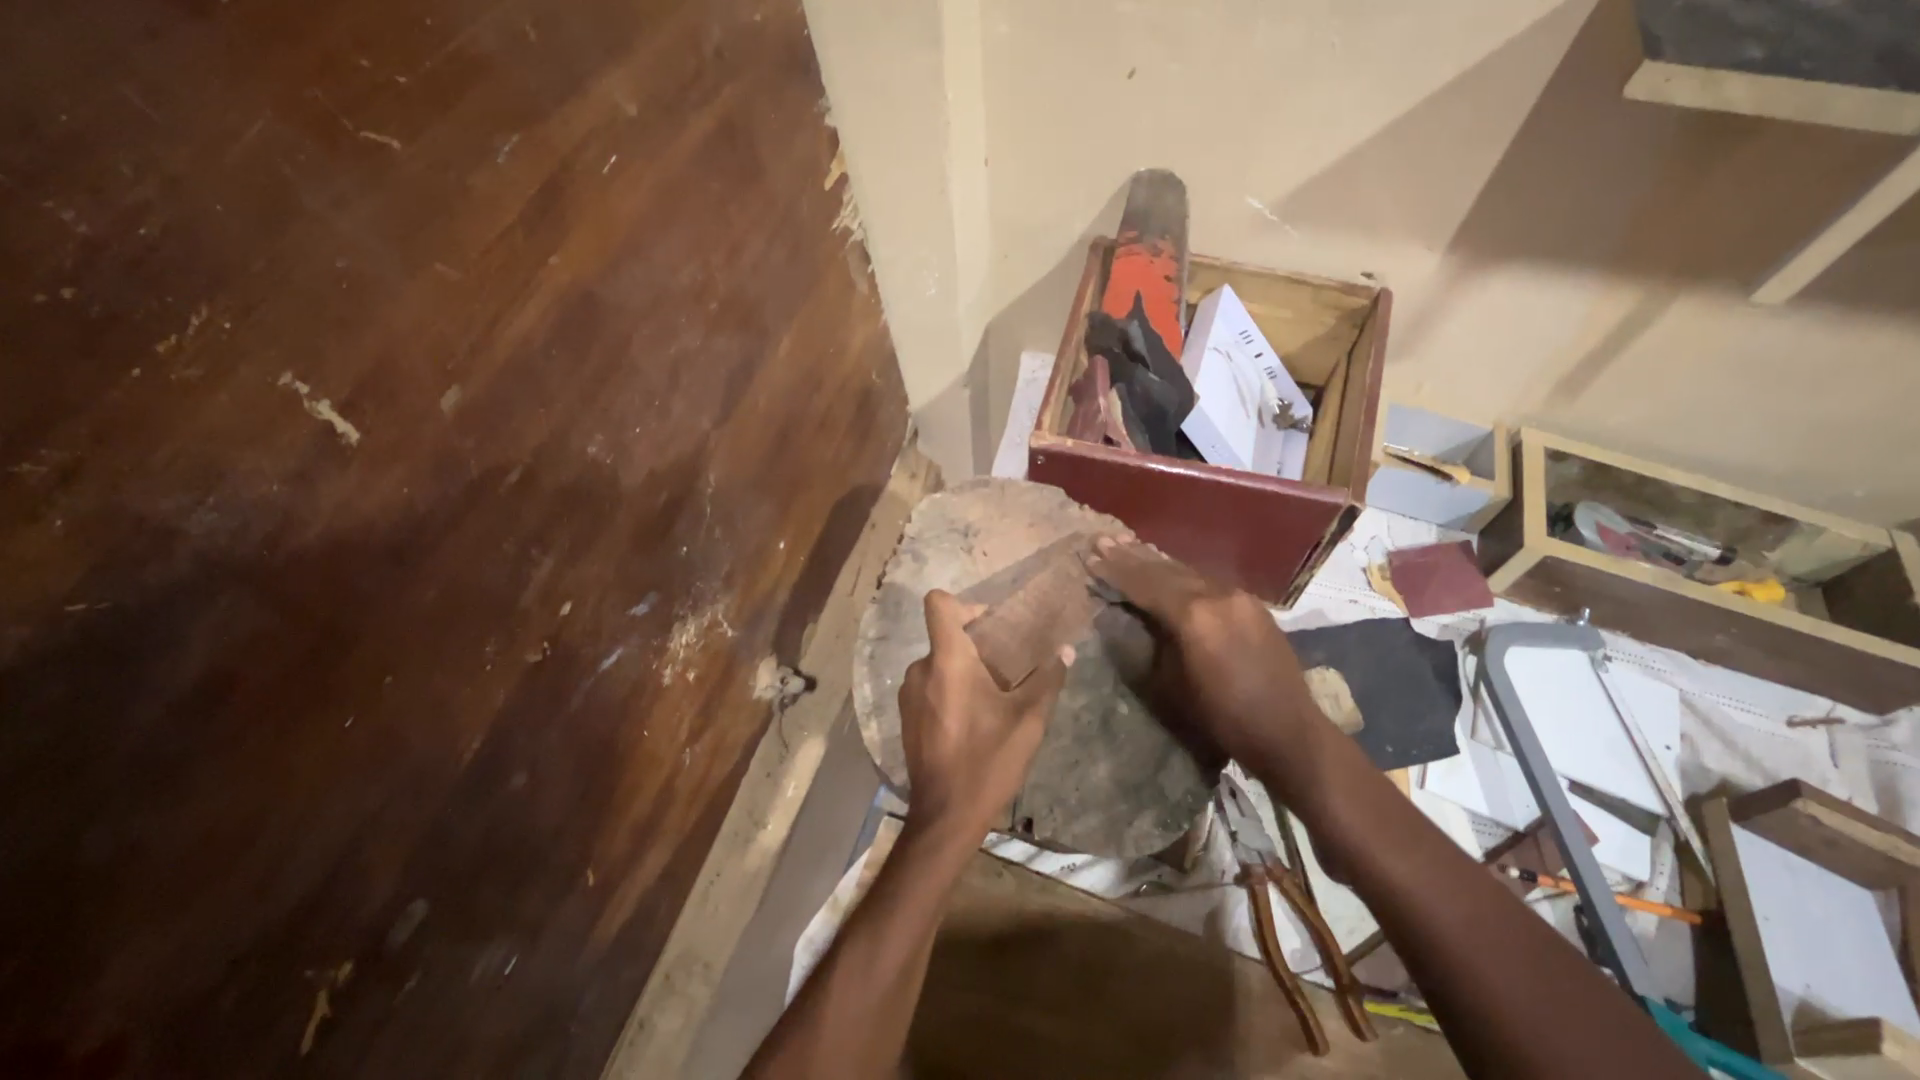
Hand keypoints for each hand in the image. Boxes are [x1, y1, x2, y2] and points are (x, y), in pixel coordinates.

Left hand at [898, 589, 1072, 838]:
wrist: (946, 815)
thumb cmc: (988, 761)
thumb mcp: (1028, 720)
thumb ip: (1047, 679)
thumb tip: (1066, 651)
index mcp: (947, 661)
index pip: (938, 603)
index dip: (964, 604)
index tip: (992, 625)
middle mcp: (920, 670)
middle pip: (944, 636)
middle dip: (976, 645)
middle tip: (1009, 666)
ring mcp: (908, 695)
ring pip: (938, 664)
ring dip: (964, 671)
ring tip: (995, 696)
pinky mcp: (906, 718)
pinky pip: (929, 687)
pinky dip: (950, 691)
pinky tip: (975, 719)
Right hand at [1085, 539, 1325, 769]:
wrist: (1287, 732)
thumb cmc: (1220, 718)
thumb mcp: (1168, 687)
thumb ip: (1147, 643)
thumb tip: (1128, 618)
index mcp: (1192, 614)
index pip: (1144, 584)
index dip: (1115, 570)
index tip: (1090, 553)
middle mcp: (1217, 594)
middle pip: (1166, 569)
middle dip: (1132, 556)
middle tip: (1104, 539)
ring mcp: (1239, 596)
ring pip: (1188, 571)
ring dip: (1157, 560)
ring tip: (1130, 544)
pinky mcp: (1253, 605)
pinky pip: (1208, 581)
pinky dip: (1182, 573)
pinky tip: (1169, 568)